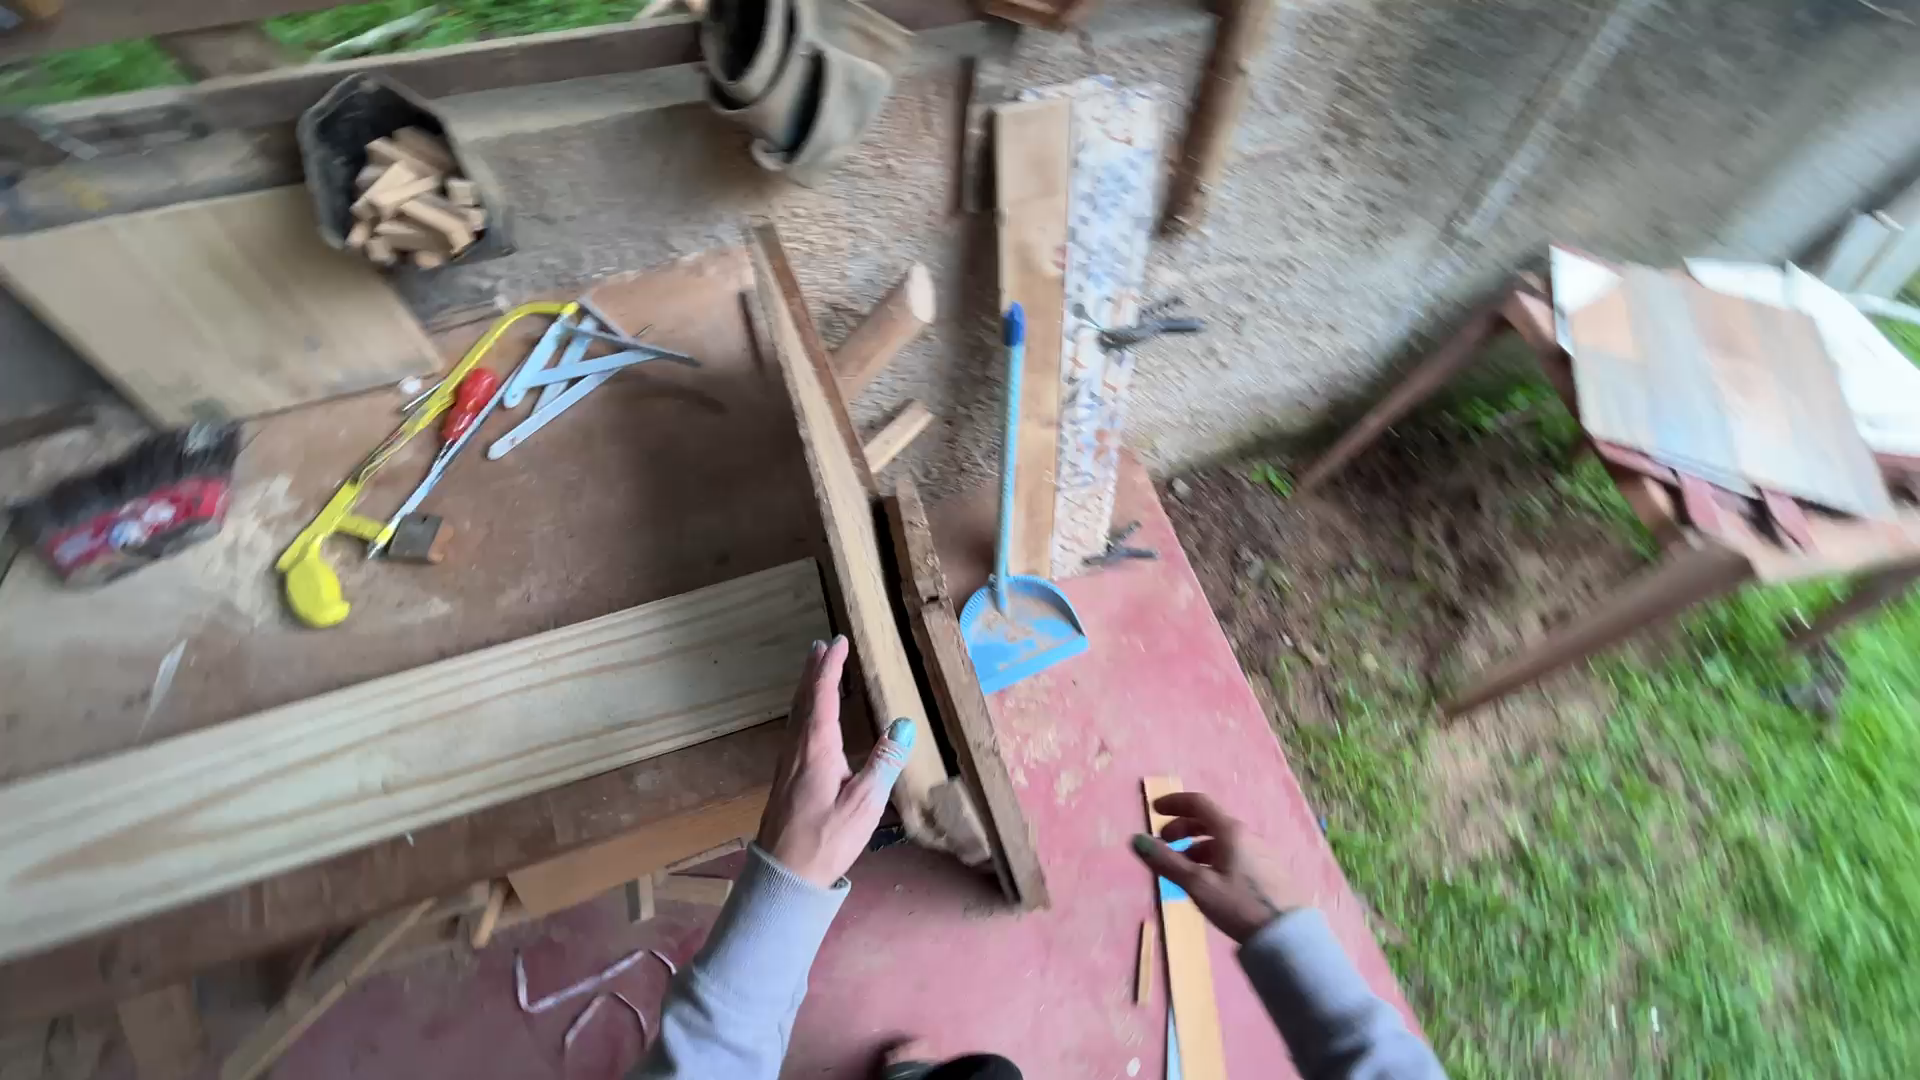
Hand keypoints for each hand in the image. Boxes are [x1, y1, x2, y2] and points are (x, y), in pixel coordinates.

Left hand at [757, 636, 915, 887]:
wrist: (784, 876)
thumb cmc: (827, 839)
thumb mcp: (864, 803)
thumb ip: (884, 762)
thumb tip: (903, 723)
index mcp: (816, 748)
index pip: (823, 695)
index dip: (831, 667)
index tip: (838, 642)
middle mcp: (797, 748)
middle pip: (803, 699)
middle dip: (813, 670)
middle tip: (820, 645)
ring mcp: (787, 762)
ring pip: (796, 713)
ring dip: (806, 687)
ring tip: (813, 670)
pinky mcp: (785, 777)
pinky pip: (794, 727)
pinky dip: (803, 708)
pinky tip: (807, 717)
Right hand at [1130, 792, 1299, 942]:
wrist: (1289, 938)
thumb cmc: (1239, 905)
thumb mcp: (1198, 885)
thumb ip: (1166, 861)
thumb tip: (1136, 839)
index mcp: (1230, 831)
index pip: (1198, 803)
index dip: (1174, 803)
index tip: (1154, 809)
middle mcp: (1246, 835)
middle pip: (1208, 820)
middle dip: (1182, 827)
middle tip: (1165, 843)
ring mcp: (1259, 853)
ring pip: (1220, 839)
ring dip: (1196, 845)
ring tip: (1182, 866)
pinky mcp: (1266, 872)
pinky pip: (1232, 853)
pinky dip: (1212, 856)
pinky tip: (1207, 879)